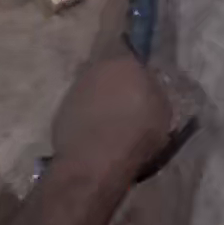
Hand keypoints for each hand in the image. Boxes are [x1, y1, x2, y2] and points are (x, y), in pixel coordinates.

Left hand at [50, 54, 172, 191]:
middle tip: (131, 108)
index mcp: (126, 63)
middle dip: (120, 88)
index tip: (147, 93)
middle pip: (112, 75)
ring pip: (94, 92)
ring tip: (113, 125)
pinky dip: (88, 120)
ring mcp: (75, 90)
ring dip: (102, 103)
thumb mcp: (164, 111)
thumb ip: (156, 94)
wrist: (95, 161)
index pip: (136, 63)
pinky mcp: (59, 113)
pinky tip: (96, 137)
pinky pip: (80, 111)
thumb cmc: (138, 132)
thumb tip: (150, 90)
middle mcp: (97, 69)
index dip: (142, 78)